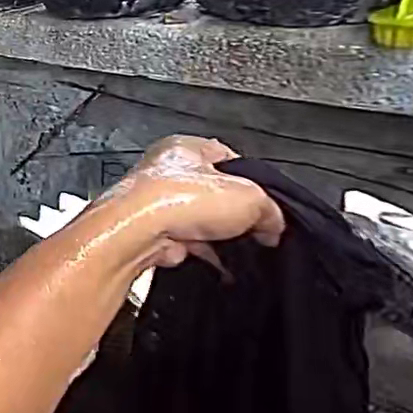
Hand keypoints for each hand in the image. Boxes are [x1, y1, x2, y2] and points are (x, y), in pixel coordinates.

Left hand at [78, 136, 285, 272]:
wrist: (139, 233)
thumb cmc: (177, 199)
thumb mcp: (250, 196)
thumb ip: (270, 209)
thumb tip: (273, 224)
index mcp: (183, 148)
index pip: (226, 157)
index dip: (252, 179)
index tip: (267, 200)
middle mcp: (163, 171)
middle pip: (213, 192)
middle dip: (234, 213)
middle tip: (253, 227)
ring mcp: (154, 203)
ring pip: (199, 221)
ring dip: (220, 237)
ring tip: (237, 247)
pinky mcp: (150, 232)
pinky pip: (187, 244)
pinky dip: (205, 255)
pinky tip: (220, 264)